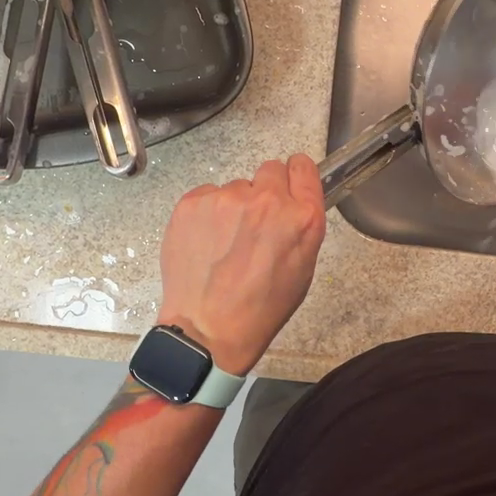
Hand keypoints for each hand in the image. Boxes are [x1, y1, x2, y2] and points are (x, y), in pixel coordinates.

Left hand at [156, 153, 326, 375]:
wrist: (210, 328)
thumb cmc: (261, 308)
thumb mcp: (303, 269)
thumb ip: (301, 227)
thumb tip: (291, 206)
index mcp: (302, 219)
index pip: (303, 167)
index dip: (295, 176)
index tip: (288, 186)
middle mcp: (267, 200)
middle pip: (269, 169)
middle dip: (265, 192)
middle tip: (254, 224)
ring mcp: (227, 199)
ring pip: (235, 187)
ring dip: (234, 207)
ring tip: (225, 244)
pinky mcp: (193, 203)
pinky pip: (206, 195)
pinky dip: (207, 214)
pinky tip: (207, 244)